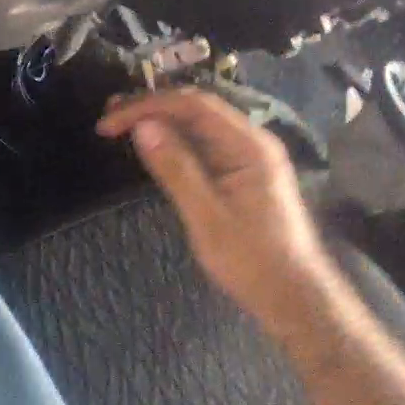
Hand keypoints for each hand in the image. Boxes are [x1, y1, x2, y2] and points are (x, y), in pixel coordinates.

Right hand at [97, 90, 335, 322]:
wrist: (296, 299)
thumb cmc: (252, 261)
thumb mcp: (207, 217)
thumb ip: (175, 168)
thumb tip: (142, 126)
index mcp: (249, 146)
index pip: (192, 105)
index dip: (147, 106)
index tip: (110, 121)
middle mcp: (252, 141)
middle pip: (195, 108)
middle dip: (151, 106)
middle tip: (108, 115)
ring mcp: (249, 156)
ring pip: (198, 123)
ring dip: (159, 120)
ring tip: (120, 123)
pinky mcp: (242, 172)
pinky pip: (203, 143)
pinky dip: (173, 138)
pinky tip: (152, 144)